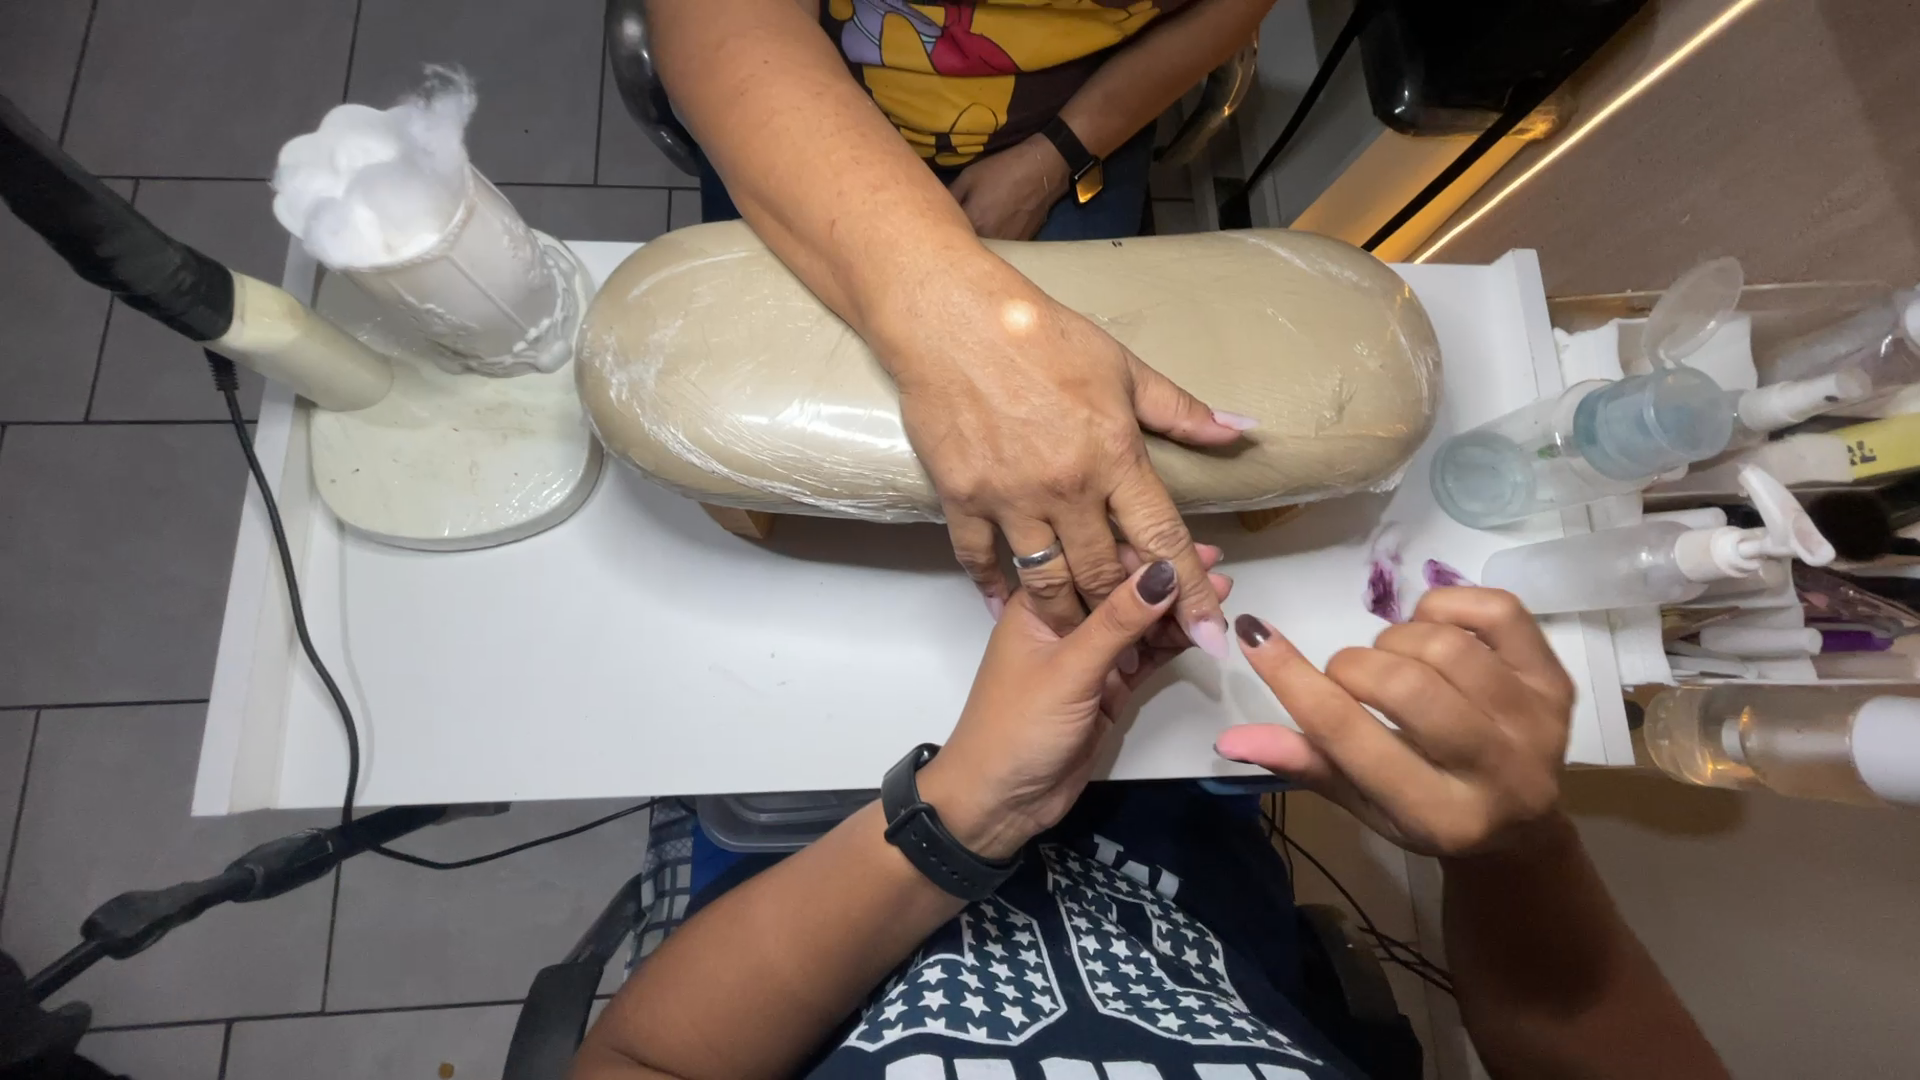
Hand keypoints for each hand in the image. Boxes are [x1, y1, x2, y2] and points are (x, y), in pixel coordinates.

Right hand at [879, 267, 1249, 653]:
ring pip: (1045, 580)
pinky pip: (978, 558)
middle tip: (1136, 641)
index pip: (1163, 539)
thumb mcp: (1122, 366)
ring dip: (1065, 615)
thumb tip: (1239, 430)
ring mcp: (1011, 498)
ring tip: (1076, 635)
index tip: (1210, 637)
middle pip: (1105, 573)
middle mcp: (1066, 488)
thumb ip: (1180, 410)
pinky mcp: (963, 498)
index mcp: (1113, 455)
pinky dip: (990, 588)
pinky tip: (1001, 606)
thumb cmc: (1041, 337)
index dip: (1191, 593)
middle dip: (1126, 615)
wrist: (953, 322)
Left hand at [918, 547, 1233, 858]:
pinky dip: (1171, 646)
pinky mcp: (1106, 687)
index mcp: (1039, 602)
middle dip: (1166, 581)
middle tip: (1216, 569)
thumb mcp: (1070, 669)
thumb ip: (1118, 621)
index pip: (1095, 564)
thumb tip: (1166, 568)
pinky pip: (1144, 657)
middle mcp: (1065, 621)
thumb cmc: (1020, 725)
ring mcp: (1087, 656)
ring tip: (1222, 597)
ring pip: (1138, 625)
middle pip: (1121, 591)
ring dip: (1175, 613)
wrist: (1001, 801)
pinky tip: (1201, 631)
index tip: (1186, 546)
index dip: (1141, 554)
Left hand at [948, 135, 1070, 240]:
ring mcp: (1009, 246)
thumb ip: (949, 197)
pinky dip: (994, 246)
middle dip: (960, 244)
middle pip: (969, 249)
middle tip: (955, 235)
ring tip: (973, 237)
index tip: (939, 230)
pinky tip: (993, 235)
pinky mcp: (1021, 246)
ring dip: (977, 248)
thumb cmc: (1003, 170)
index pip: (951, 238)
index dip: (945, 234)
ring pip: (985, 253)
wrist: (1042, 170)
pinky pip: (1001, 251)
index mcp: (975, 223)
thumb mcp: (968, 177)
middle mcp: (991, 240)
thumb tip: (936, 209)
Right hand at [1217, 587, 1575, 857]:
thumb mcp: (1356, 800)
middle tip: (1347, 677)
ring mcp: (1537, 722)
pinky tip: (1431, 629)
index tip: (1253, 635)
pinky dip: (1445, 607)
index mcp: (1437, 814)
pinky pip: (1497, 611)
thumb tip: (1229, 738)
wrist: (1521, 827)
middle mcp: (1499, 773)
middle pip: (1403, 684)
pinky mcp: (1558, 682)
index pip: (1347, 732)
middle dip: (1351, 666)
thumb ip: (1301, 762)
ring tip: (1392, 661)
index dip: (1290, 677)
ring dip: (1395, 640)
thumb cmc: (1420, 812)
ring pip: (1444, 646)